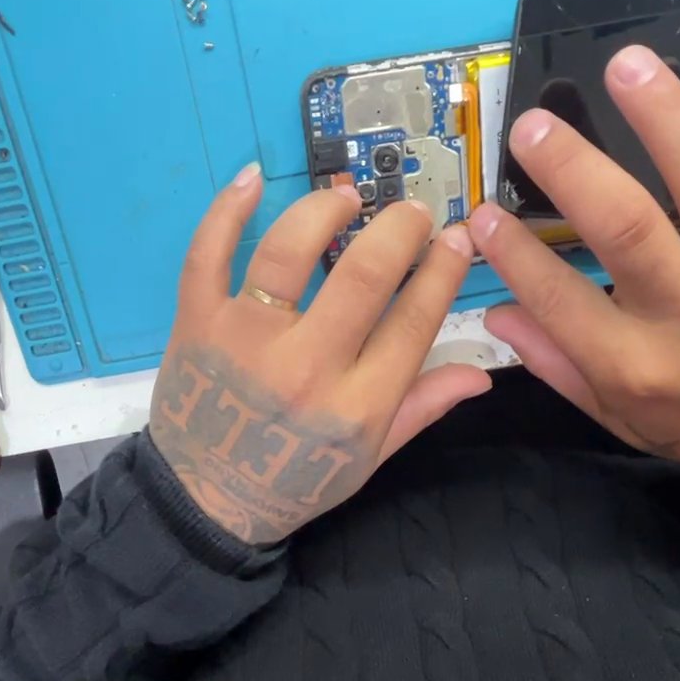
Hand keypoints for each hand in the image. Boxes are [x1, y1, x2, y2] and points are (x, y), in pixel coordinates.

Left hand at [149, 165, 491, 544]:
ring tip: (346, 194)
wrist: (208, 503)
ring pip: (288, 251)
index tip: (456, 239)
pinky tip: (251, 177)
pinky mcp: (197, 324)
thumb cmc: (297, 481)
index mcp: (356, 405)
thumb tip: (483, 373)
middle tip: (410, 213)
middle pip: (362, 275)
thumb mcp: (369, 458)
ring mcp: (245, 340)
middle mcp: (305, 366)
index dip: (442, 271)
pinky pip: (207, 254)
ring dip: (324, 208)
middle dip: (398, 230)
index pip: (414, 322)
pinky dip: (226, 211)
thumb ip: (421, 408)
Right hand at [471, 21, 679, 479]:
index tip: (481, 215)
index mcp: (636, 364)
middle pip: (627, 228)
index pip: (560, 300)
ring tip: (625, 66)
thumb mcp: (617, 418)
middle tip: (532, 127)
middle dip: (573, 172)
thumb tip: (496, 313)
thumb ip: (556, 366)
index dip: (514, 254)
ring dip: (666, 116)